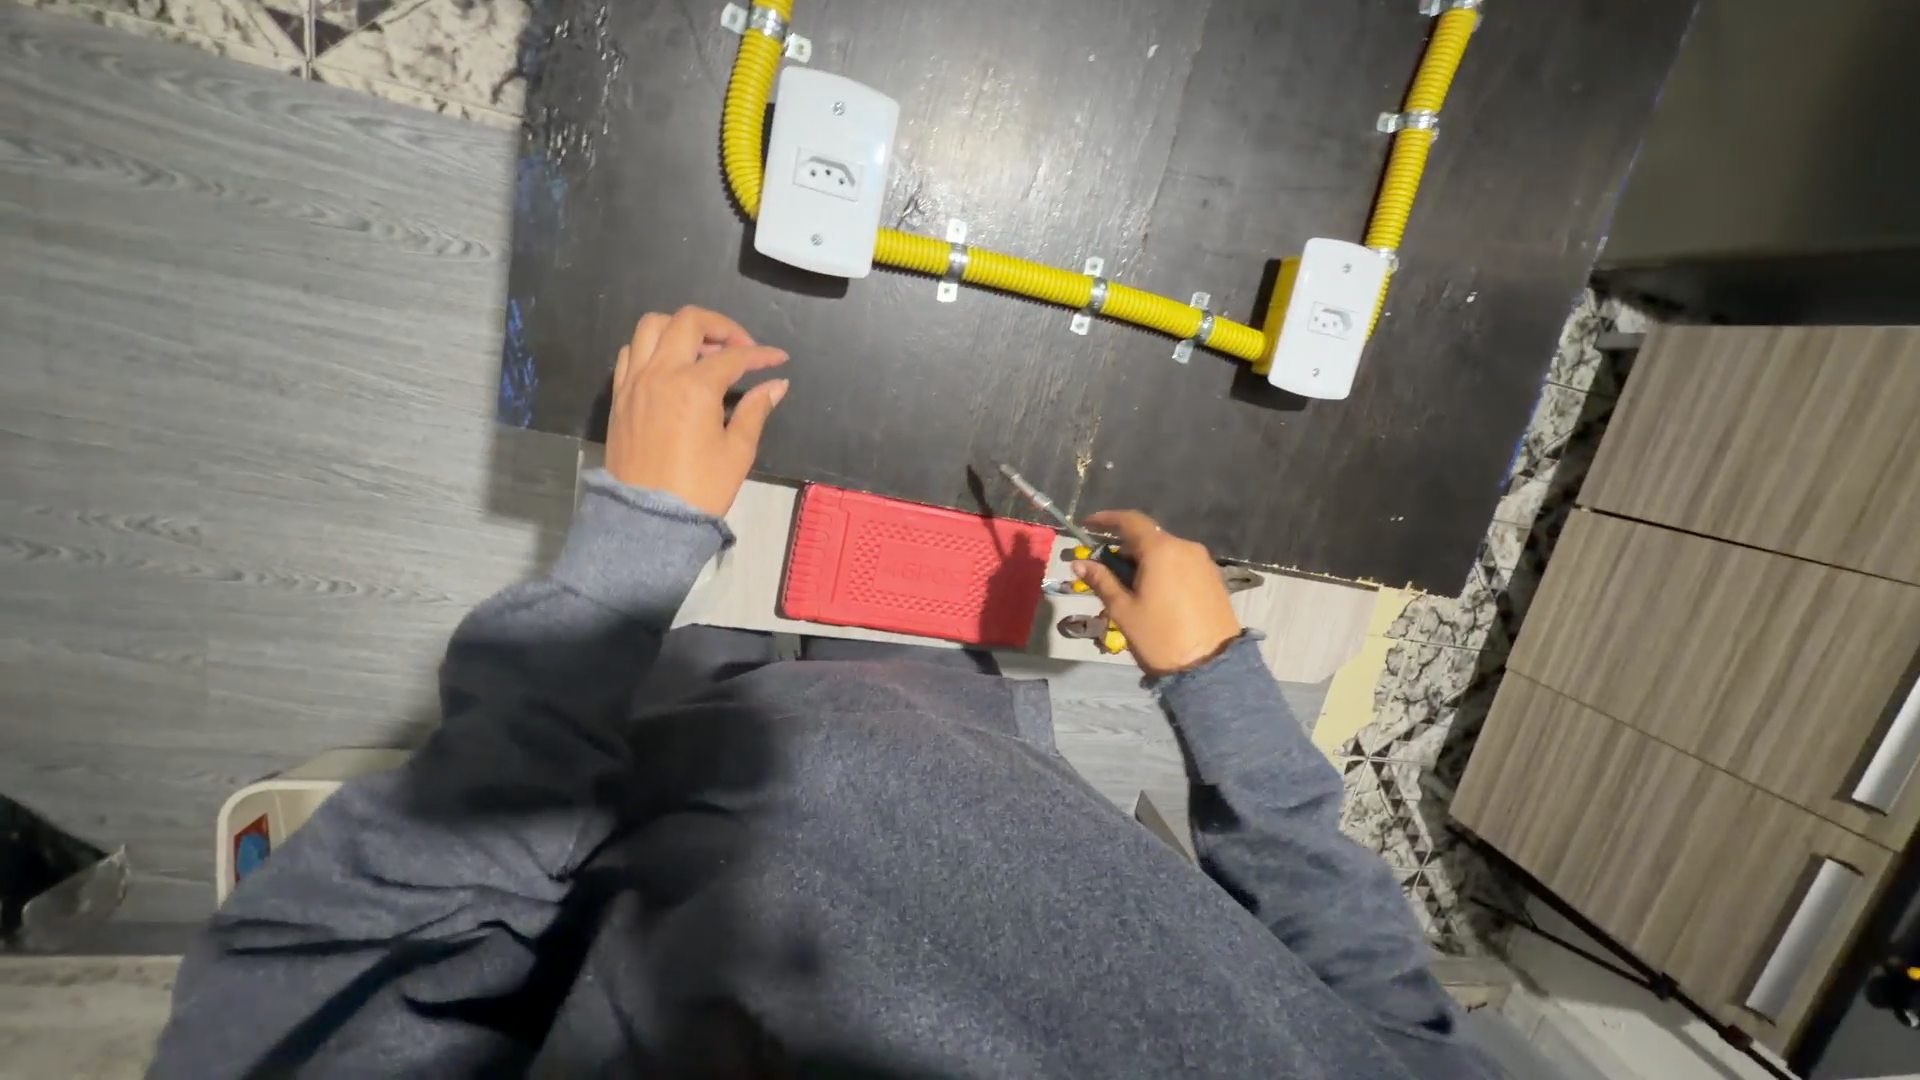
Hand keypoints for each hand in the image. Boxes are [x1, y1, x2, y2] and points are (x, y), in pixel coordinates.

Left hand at [605, 306, 789, 516]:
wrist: (650, 518)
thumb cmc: (701, 488)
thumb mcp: (738, 451)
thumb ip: (756, 410)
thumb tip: (776, 385)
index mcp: (695, 387)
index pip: (734, 356)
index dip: (762, 355)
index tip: (778, 360)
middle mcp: (661, 373)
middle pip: (688, 321)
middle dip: (721, 327)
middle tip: (740, 348)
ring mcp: (634, 381)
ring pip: (652, 326)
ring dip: (681, 328)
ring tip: (702, 350)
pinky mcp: (619, 394)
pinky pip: (631, 351)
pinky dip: (653, 347)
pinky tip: (671, 366)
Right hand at [1072, 510, 1241, 676]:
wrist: (1211, 666)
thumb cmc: (1160, 637)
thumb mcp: (1123, 610)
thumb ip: (1102, 581)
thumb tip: (1080, 563)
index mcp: (1161, 550)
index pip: (1130, 521)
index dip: (1107, 519)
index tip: (1088, 524)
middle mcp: (1185, 547)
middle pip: (1148, 536)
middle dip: (1124, 547)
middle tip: (1104, 568)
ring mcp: (1203, 561)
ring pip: (1165, 550)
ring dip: (1143, 559)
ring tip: (1128, 585)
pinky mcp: (1213, 577)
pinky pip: (1181, 562)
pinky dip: (1162, 567)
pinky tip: (1153, 591)